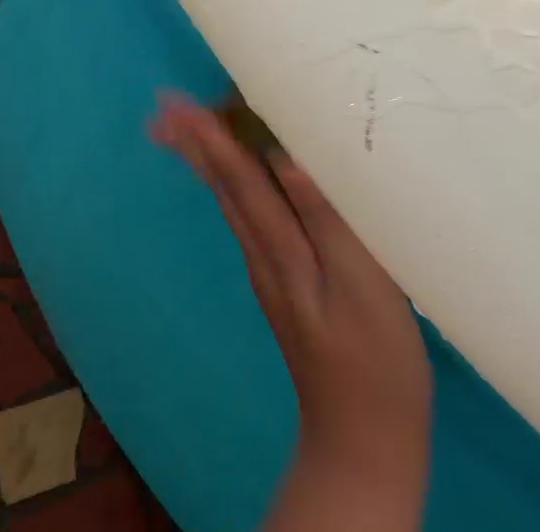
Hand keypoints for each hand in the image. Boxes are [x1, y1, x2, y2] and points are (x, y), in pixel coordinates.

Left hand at [152, 94, 430, 531]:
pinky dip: (234, 185)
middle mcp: (263, 254)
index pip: (238, 179)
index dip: (210, 137)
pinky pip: (250, 217)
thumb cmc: (374, 359)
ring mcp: (270, 271)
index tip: (178, 104)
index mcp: (280, 248)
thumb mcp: (361, 285)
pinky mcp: (284, 283)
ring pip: (232, 202)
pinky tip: (238, 178)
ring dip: (208, 161)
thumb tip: (285, 160)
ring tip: (185, 129)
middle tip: (165, 105)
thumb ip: (325, 220)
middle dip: (195, 143)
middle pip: (224, 187)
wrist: (362, 436)